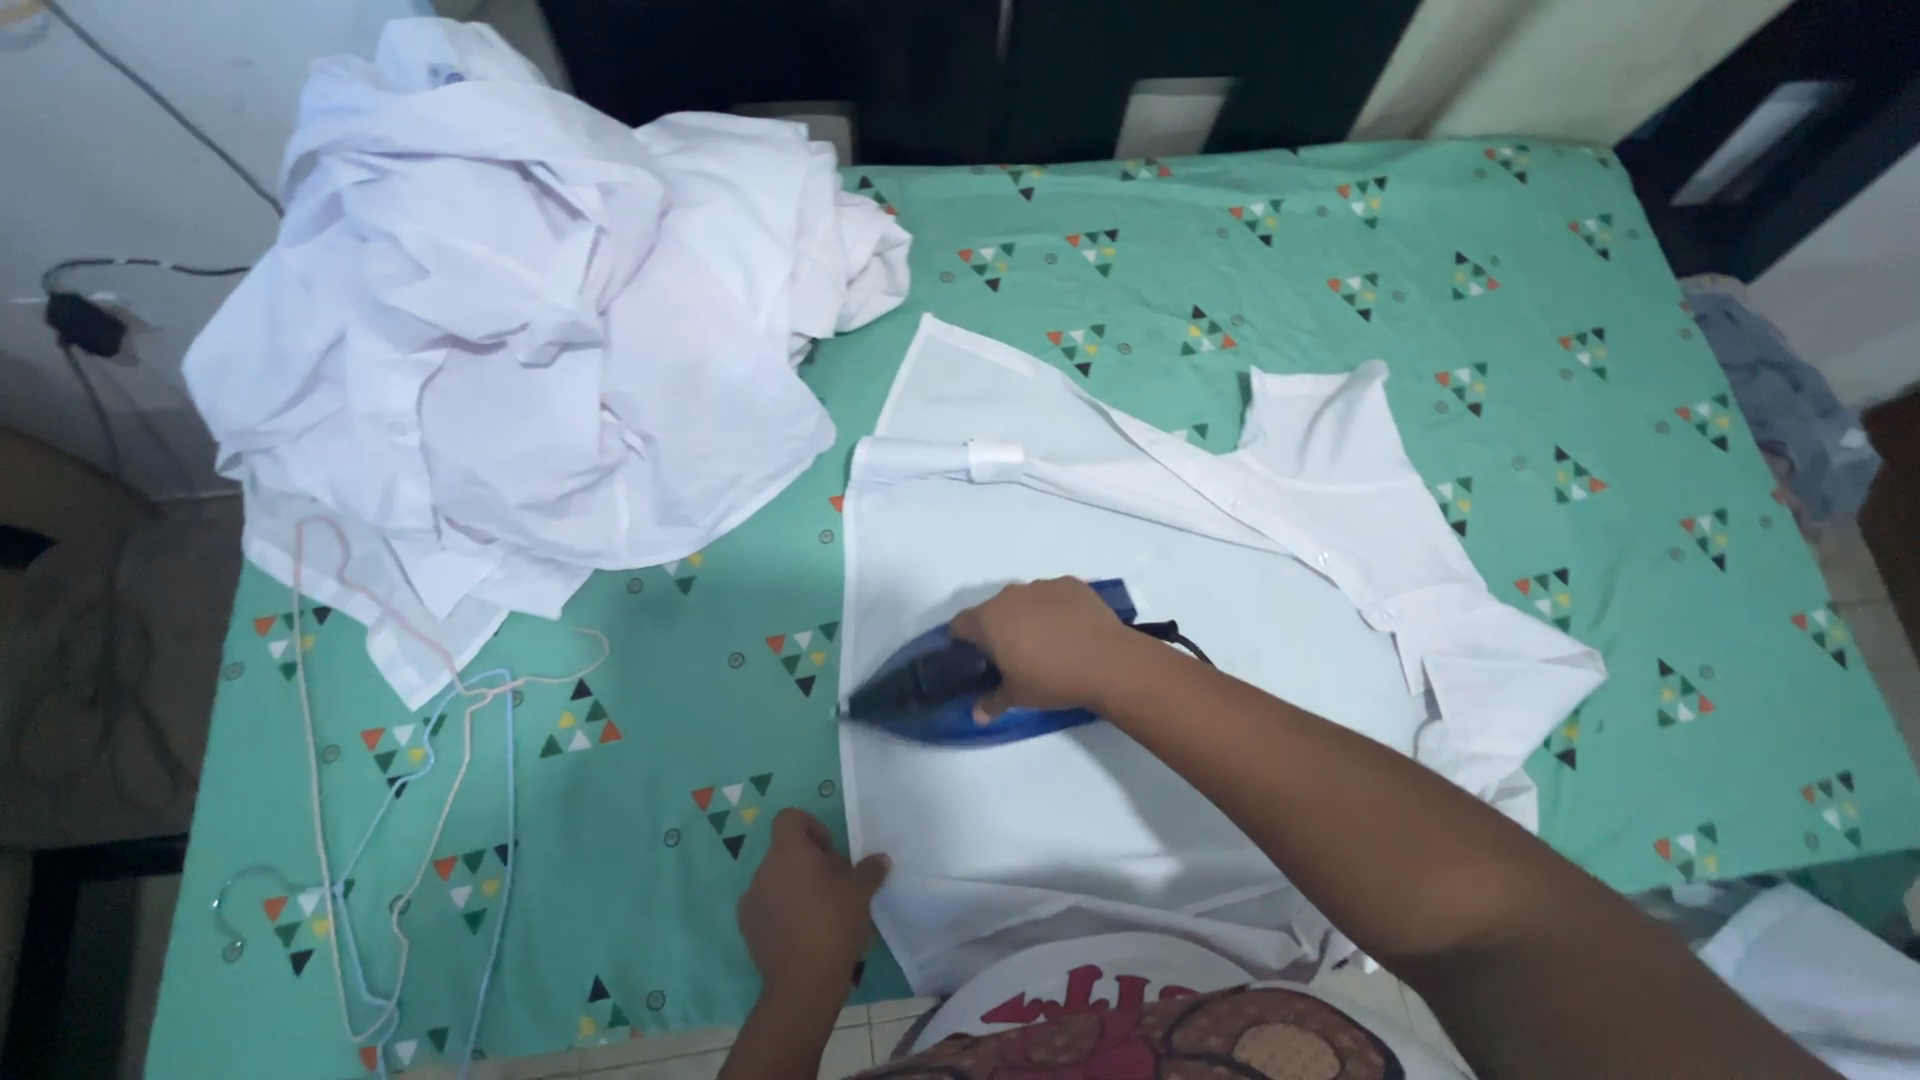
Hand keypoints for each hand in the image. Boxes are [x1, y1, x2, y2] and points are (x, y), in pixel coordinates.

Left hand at [737, 809, 889, 995]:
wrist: (802, 984)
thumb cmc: (833, 925)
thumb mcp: (860, 893)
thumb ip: (869, 870)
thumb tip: (880, 859)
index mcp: (787, 853)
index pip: (789, 819)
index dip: (811, 827)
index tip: (830, 851)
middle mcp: (763, 871)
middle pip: (785, 851)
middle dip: (810, 862)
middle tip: (836, 885)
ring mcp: (751, 900)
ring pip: (777, 879)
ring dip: (797, 886)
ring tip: (822, 911)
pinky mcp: (748, 929)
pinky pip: (767, 905)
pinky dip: (783, 909)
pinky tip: (804, 932)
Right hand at [948, 577, 1139, 721]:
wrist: (1107, 662)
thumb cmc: (1052, 680)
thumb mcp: (1017, 697)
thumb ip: (992, 702)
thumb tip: (977, 715)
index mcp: (989, 620)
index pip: (960, 624)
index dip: (963, 641)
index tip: (975, 658)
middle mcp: (1010, 596)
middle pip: (993, 610)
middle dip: (998, 629)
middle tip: (1013, 655)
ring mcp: (1042, 586)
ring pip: (1025, 600)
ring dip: (1028, 617)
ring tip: (1047, 643)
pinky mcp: (1071, 584)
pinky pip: (1054, 596)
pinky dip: (1056, 609)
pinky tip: (1071, 630)